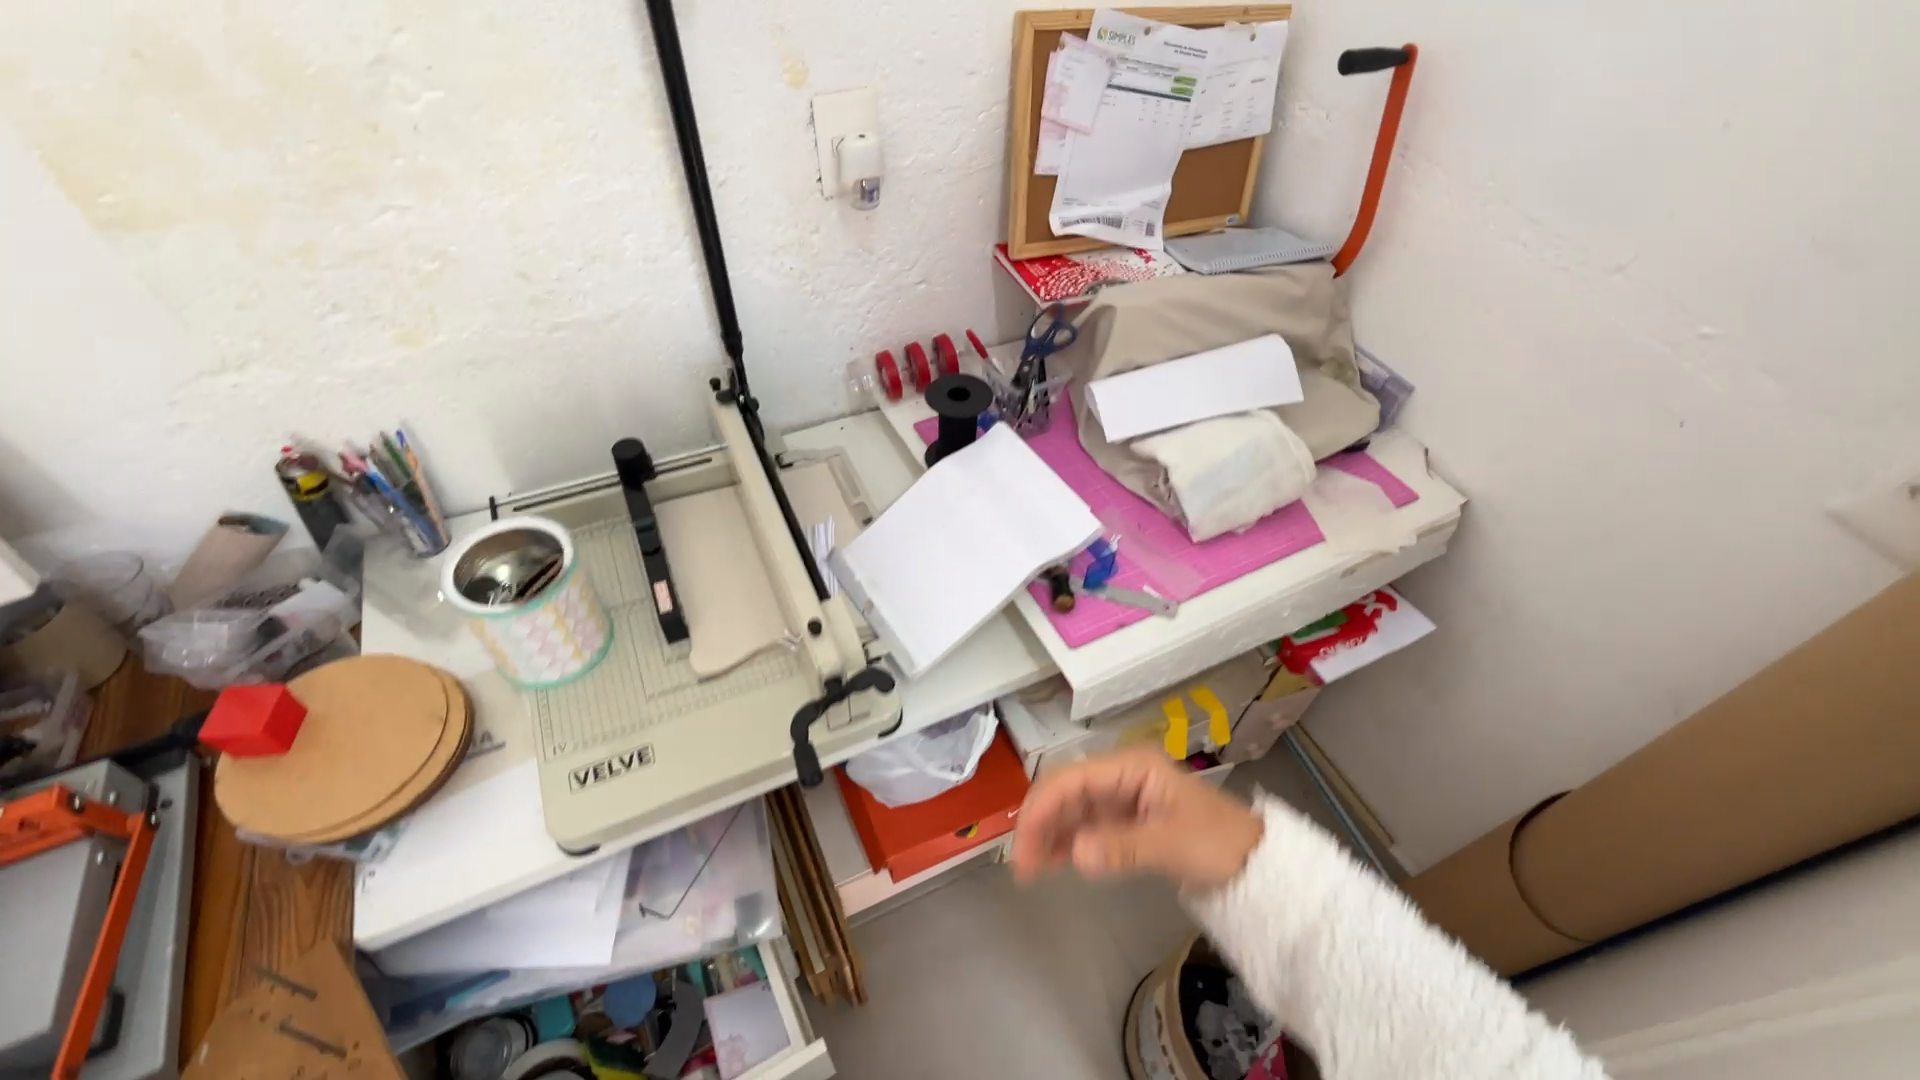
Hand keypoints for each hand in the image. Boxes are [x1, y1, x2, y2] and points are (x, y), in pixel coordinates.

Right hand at [1011, 747, 1263, 890]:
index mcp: (1131, 766)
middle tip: (1022, 863)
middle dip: (1040, 822)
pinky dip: (1066, 844)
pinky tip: (1050, 863)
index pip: (1072, 778)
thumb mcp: (1173, 843)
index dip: (1043, 806)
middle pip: (1066, 792)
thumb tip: (1074, 854)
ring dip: (1048, 834)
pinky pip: (1086, 828)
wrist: (1257, 862)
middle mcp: (1120, 776)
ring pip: (1071, 811)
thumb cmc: (1219, 842)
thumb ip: (1123, 847)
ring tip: (1029, 868)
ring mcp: (1122, 799)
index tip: (1024, 842)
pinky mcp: (1125, 822)